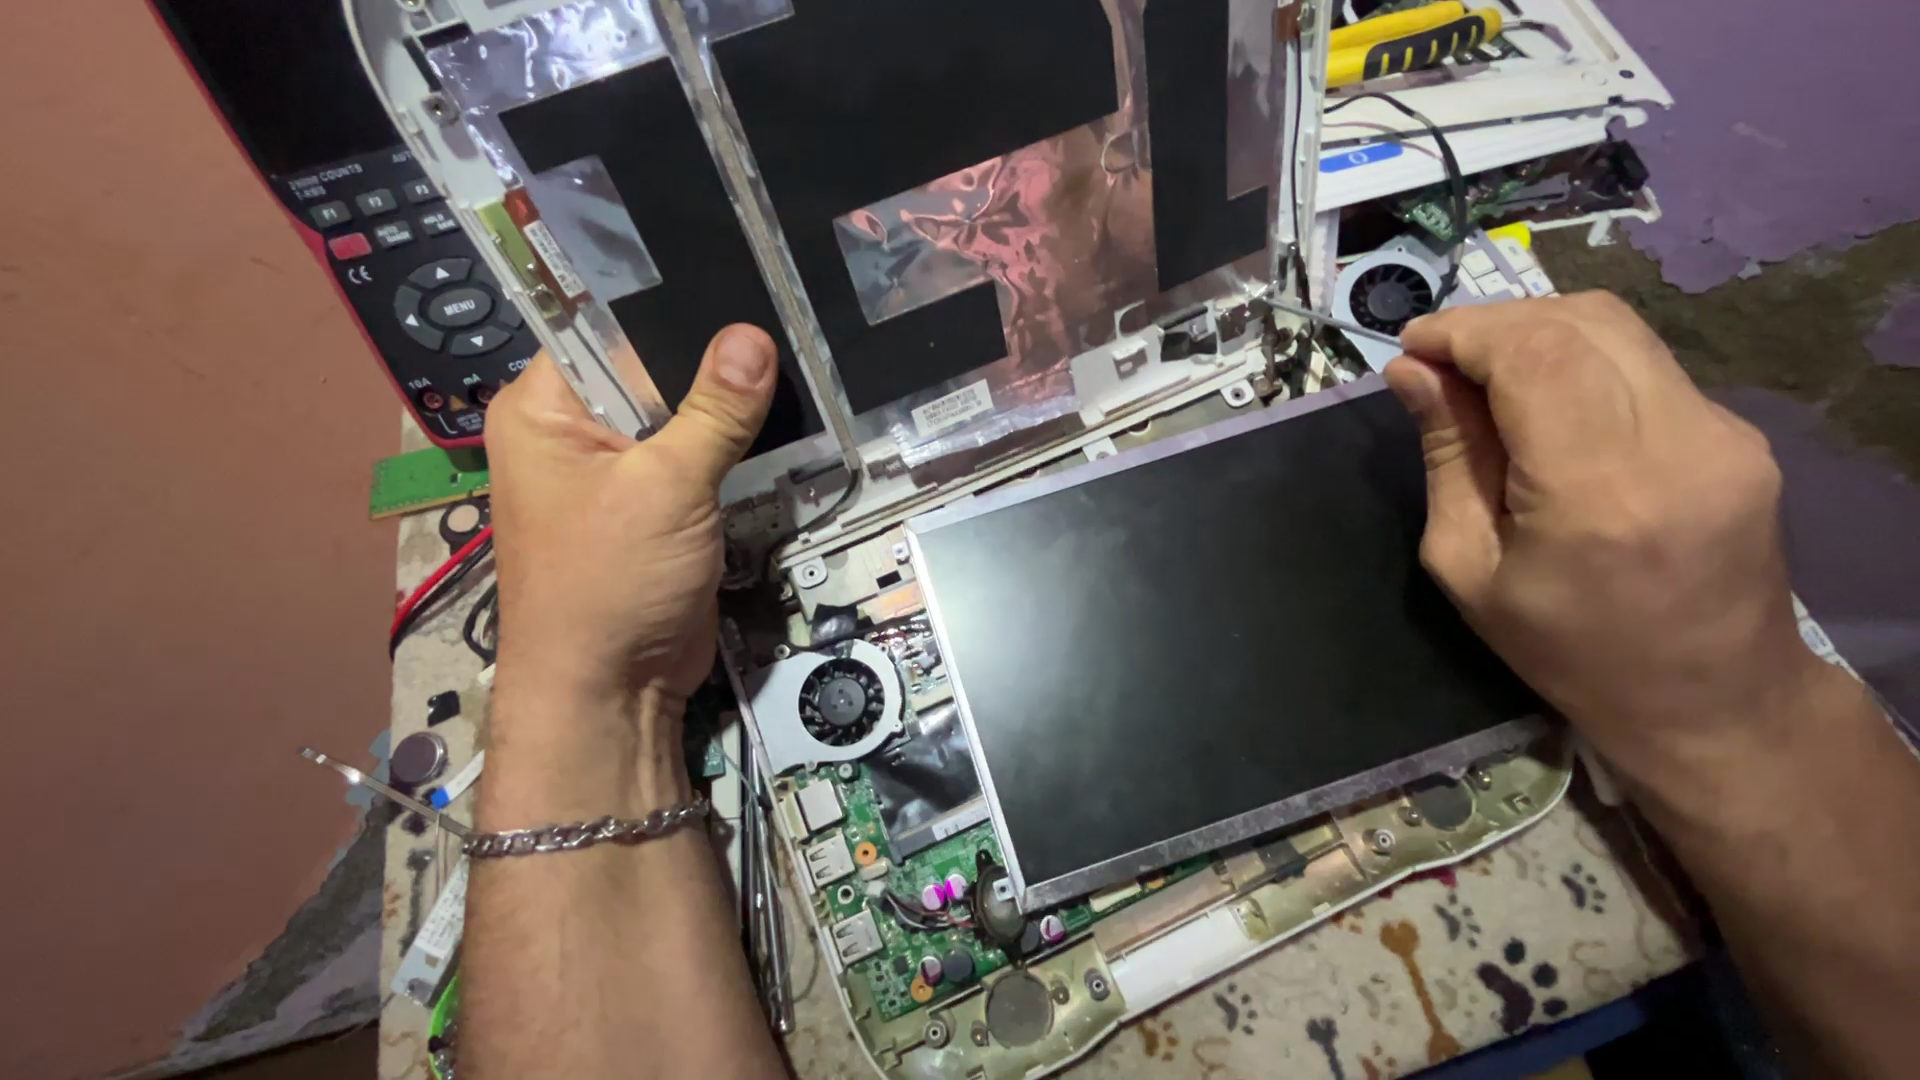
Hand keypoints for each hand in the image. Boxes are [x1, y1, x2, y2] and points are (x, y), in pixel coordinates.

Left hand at [484, 326, 777, 710]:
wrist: (612, 691)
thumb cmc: (610, 580)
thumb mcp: (666, 487)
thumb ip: (713, 411)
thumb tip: (753, 337)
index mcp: (546, 409)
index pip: (606, 328)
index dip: (670, 305)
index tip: (739, 280)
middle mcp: (577, 433)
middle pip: (651, 371)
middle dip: (711, 359)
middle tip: (783, 318)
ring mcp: (621, 472)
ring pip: (681, 417)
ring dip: (729, 407)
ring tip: (794, 364)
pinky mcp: (659, 507)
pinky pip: (699, 459)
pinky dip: (733, 447)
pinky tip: (780, 423)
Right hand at [1383, 292, 1823, 789]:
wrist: (1707, 696)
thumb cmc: (1563, 647)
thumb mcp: (1467, 563)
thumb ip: (1447, 455)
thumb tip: (1411, 373)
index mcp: (1597, 492)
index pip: (1535, 354)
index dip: (1464, 330)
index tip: (1410, 345)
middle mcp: (1677, 443)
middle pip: (1580, 322)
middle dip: (1492, 323)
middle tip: (1435, 358)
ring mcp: (1723, 432)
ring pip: (1617, 329)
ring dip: (1533, 332)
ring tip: (1477, 372)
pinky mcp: (1736, 433)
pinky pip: (1642, 363)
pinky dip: (1573, 359)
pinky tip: (1536, 399)